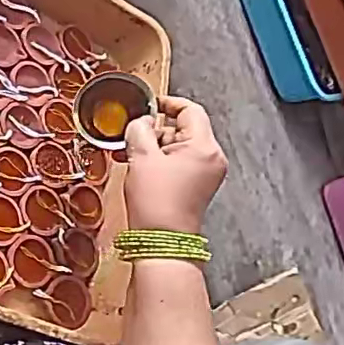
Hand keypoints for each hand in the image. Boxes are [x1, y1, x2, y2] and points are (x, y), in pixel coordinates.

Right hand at [122, 95, 227, 233]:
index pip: (190, 110)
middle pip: (184, 129)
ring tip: (132, 158)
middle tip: (132, 139)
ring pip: (179, 146)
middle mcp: (211, 158)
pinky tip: (140, 168)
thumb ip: (140, 130)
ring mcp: (206, 173)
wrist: (161, 241)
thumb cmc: (156, 202)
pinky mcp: (197, 185)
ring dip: (155, 147)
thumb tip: (141, 121)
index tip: (149, 105)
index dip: (168, 104)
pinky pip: (179, 162)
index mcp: (204, 147)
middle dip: (156, 131)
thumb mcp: (141, 158)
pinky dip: (160, 161)